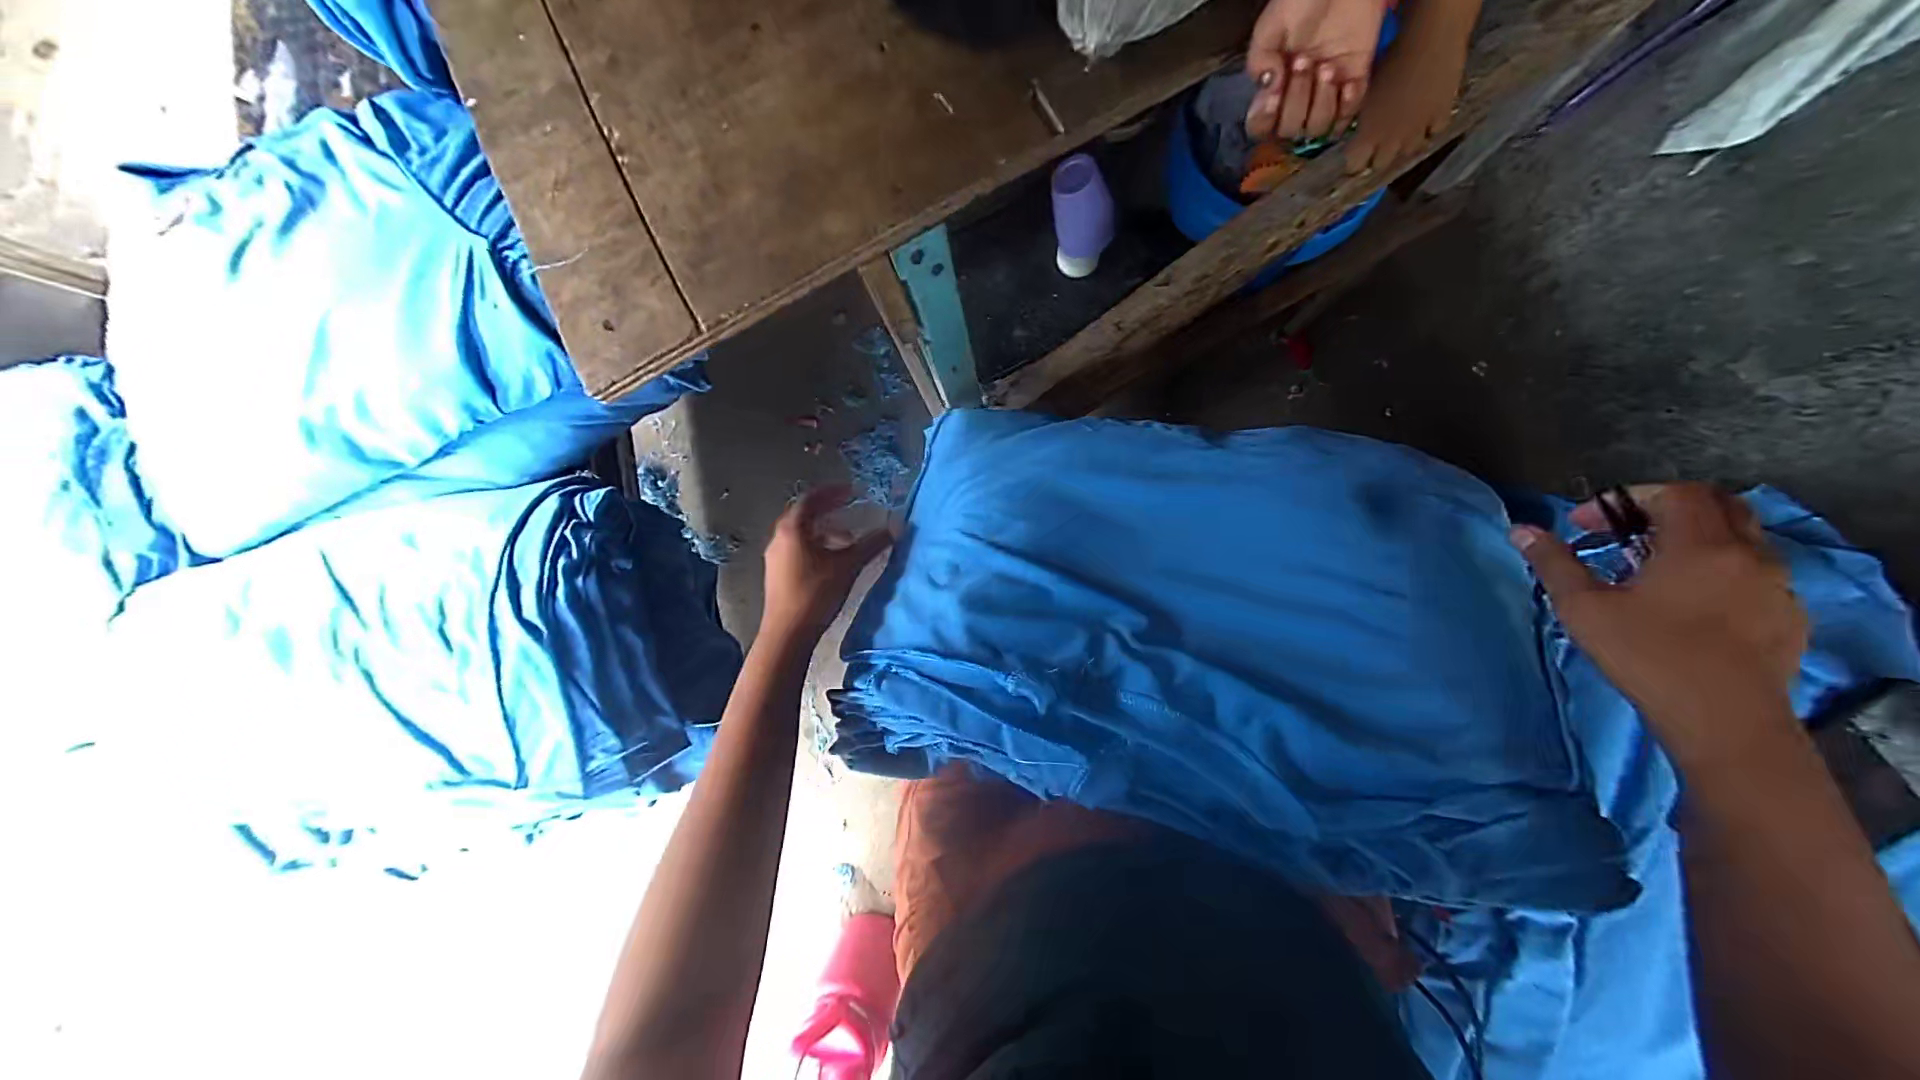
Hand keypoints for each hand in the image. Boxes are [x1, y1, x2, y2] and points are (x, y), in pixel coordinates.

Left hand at [760, 485, 892, 638]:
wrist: (787, 633)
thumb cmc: (816, 593)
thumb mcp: (848, 566)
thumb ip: (871, 544)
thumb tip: (895, 527)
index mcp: (792, 529)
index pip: (811, 499)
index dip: (833, 492)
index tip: (852, 491)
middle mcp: (779, 538)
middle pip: (804, 514)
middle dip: (828, 509)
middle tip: (849, 506)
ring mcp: (775, 556)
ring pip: (801, 533)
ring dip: (824, 529)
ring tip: (847, 536)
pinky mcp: (777, 573)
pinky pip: (798, 548)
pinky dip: (817, 544)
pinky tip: (833, 559)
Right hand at [1244, 0, 1382, 140]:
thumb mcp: (1269, 28)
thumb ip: (1259, 61)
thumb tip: (1268, 87)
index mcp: (1272, 87)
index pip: (1261, 127)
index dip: (1265, 119)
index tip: (1273, 92)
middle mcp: (1296, 96)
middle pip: (1290, 130)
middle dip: (1297, 100)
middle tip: (1305, 61)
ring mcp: (1326, 91)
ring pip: (1318, 127)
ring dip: (1322, 102)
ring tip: (1327, 67)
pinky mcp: (1356, 79)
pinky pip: (1350, 113)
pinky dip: (1348, 103)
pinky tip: (1347, 82)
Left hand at [1342, 24, 1467, 172]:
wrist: (1429, 42)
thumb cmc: (1389, 62)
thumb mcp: (1364, 95)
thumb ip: (1360, 118)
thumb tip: (1356, 131)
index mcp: (1368, 136)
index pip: (1356, 166)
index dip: (1353, 163)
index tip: (1353, 157)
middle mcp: (1392, 140)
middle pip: (1382, 164)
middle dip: (1377, 158)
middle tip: (1376, 148)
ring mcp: (1419, 130)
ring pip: (1409, 151)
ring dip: (1404, 146)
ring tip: (1401, 135)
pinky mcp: (1443, 115)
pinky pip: (1435, 132)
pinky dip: (1430, 128)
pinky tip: (1427, 119)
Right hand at [1510, 484, 1808, 762]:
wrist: (1723, 719)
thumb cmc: (1646, 655)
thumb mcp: (1583, 607)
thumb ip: (1554, 563)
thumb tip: (1522, 530)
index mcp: (1701, 545)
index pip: (1675, 493)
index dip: (1625, 499)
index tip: (1586, 526)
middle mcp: (1750, 555)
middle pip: (1717, 505)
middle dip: (1664, 510)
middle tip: (1621, 534)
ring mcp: (1777, 586)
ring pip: (1740, 539)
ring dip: (1692, 540)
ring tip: (1649, 569)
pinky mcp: (1787, 616)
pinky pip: (1753, 573)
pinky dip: (1717, 570)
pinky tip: (1686, 602)